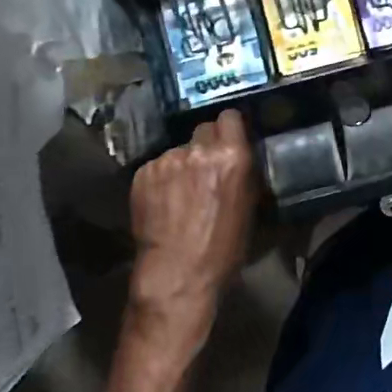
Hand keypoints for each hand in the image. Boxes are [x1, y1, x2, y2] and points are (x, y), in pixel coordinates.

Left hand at [127, 109, 257, 329]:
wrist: (177, 274)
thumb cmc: (223, 248)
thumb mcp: (248, 206)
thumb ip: (244, 171)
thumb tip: (242, 155)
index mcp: (231, 155)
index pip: (230, 116)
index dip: (230, 128)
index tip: (229, 139)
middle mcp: (198, 149)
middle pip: (203, 129)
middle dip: (206, 144)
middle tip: (206, 167)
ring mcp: (167, 159)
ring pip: (179, 150)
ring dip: (182, 164)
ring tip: (181, 191)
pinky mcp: (143, 172)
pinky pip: (157, 166)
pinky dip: (161, 178)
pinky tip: (163, 201)